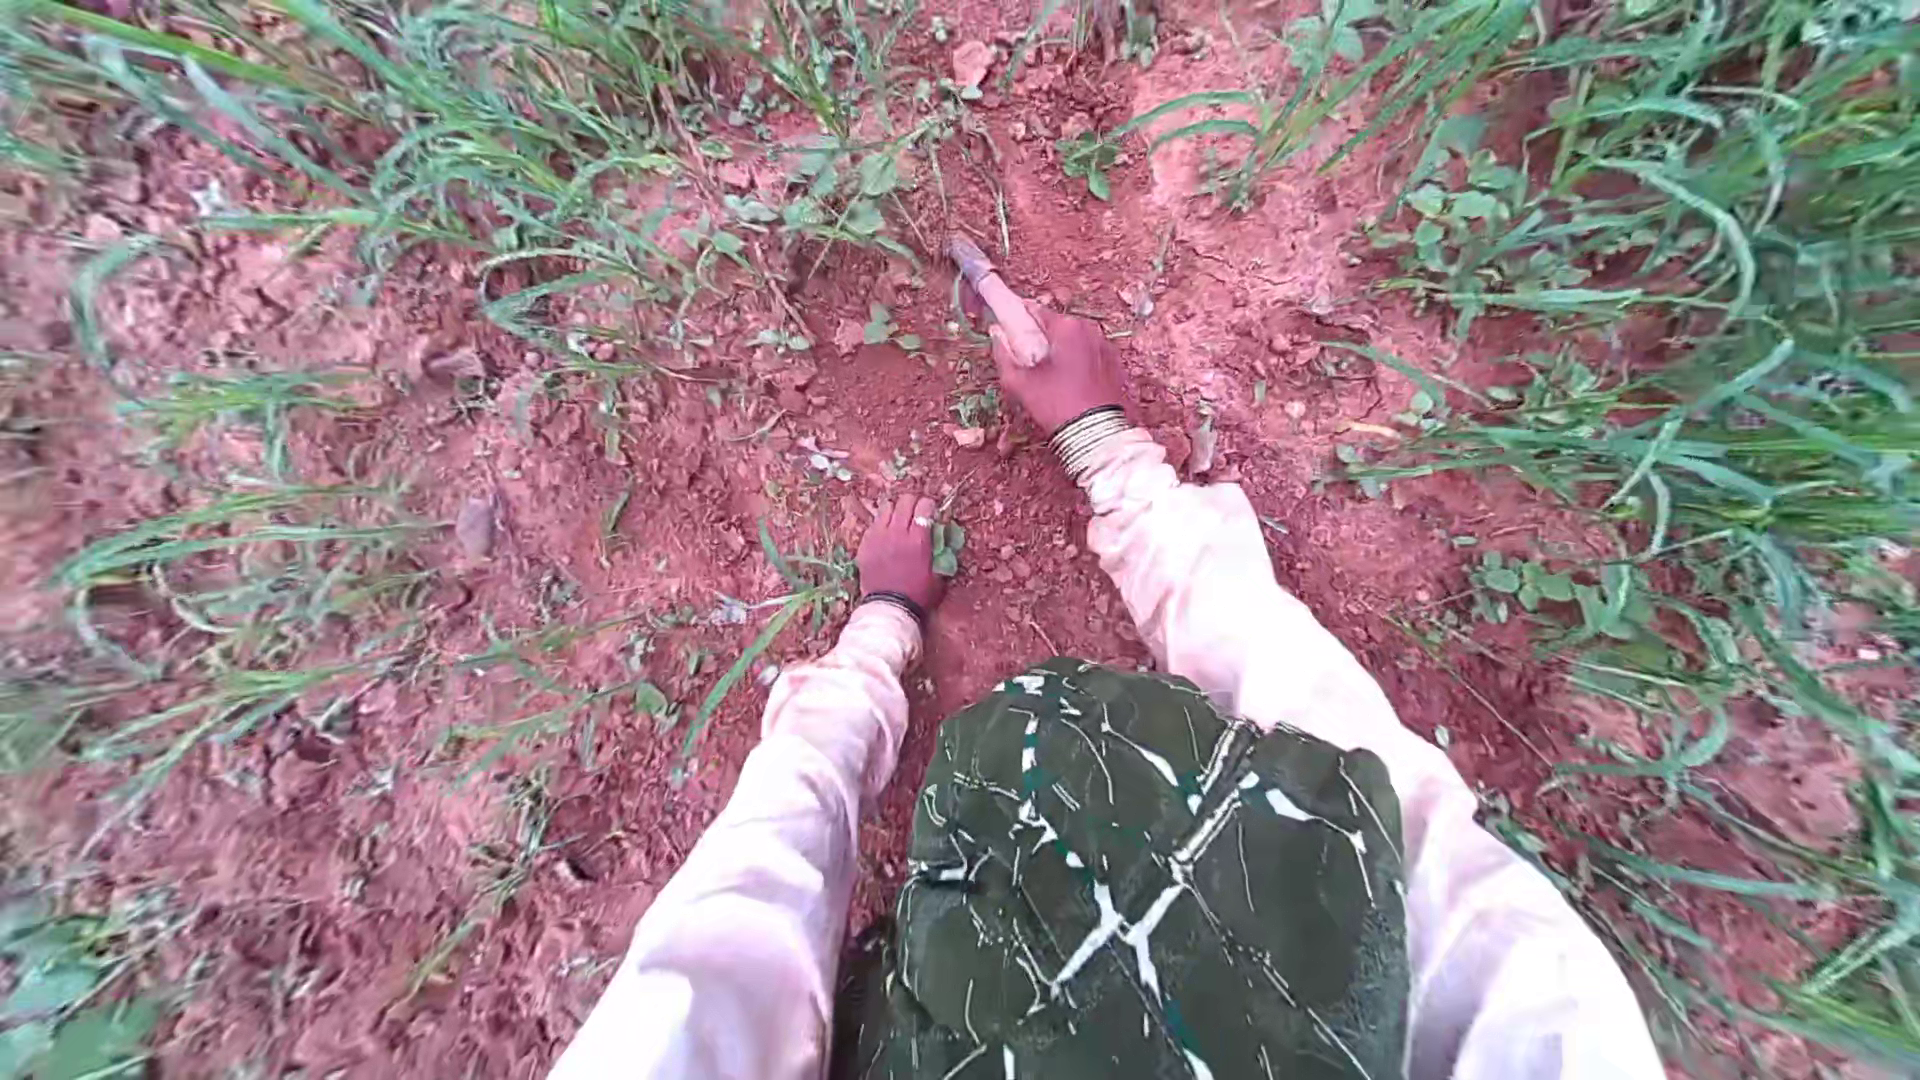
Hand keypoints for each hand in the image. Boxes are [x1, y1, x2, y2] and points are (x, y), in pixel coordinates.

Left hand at [857, 493, 943, 613]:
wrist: (889, 607)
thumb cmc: (918, 594)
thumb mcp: (938, 575)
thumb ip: (941, 553)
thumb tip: (943, 538)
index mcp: (918, 539)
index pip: (924, 506)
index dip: (929, 505)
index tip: (930, 511)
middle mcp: (898, 532)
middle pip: (905, 500)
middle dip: (914, 502)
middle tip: (916, 511)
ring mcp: (878, 536)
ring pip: (887, 507)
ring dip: (896, 510)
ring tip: (899, 519)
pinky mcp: (865, 544)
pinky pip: (874, 523)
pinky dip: (882, 524)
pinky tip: (886, 535)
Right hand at [990, 304, 1127, 434]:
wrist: (1097, 433)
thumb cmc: (1058, 405)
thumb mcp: (1022, 384)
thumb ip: (1004, 356)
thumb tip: (996, 334)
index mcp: (1068, 327)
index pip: (1036, 311)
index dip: (1019, 317)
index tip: (1008, 327)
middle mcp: (1091, 330)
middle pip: (1058, 326)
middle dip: (1042, 337)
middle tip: (1027, 357)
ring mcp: (1106, 347)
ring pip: (1075, 341)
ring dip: (1060, 350)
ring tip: (1047, 372)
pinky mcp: (1115, 365)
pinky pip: (1089, 355)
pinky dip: (1077, 362)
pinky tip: (1068, 381)